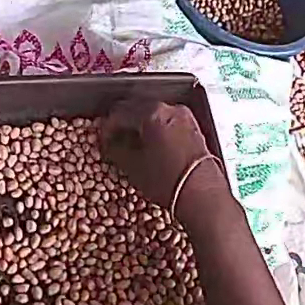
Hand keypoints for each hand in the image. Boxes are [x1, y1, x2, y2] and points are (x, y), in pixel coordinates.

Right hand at [99, 100, 217, 212]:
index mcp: (152, 113)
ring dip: (141, 126)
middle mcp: (171, 109)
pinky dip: (157, 131)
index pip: (120, 112)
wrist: (203, 196)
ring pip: (155, 116)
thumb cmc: (168, 181)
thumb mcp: (133, 166)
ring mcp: (186, 118)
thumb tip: (110, 142)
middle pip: (138, 108)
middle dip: (124, 123)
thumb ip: (116, 148)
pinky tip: (151, 147)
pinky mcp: (195, 130)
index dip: (107, 126)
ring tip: (131, 145)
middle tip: (113, 139)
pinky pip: (169, 124)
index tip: (102, 137)